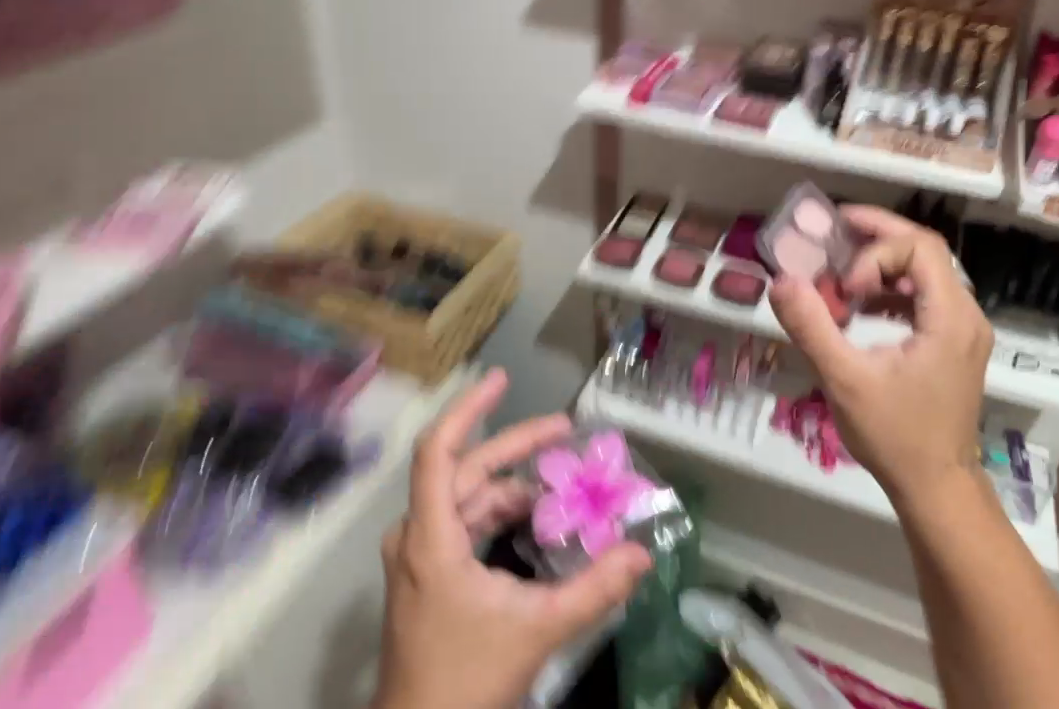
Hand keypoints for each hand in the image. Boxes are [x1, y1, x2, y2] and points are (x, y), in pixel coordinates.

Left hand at [373, 369, 652, 708]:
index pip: (440, 451)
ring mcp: (418, 556)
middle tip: (565, 431)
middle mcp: (417, 535)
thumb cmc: (467, 677)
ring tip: (561, 482)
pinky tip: (534, 519)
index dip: (469, 409)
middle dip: (515, 447)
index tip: (502, 380)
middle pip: (465, 470)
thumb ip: (594, 589)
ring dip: (511, 485)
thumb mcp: (539, 629)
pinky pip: (462, 524)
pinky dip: (498, 513)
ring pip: (465, 499)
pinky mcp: (425, 575)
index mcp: (431, 537)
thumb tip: (641, 554)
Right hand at [768, 205, 992, 503]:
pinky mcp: (953, 344)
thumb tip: (781, 281)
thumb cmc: (894, 435)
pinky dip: (890, 289)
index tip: (843, 286)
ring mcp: (963, 330)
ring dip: (882, 264)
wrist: (935, 485)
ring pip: (926, 272)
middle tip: (833, 228)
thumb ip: (812, 326)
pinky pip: (924, 297)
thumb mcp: (844, 380)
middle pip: (925, 251)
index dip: (875, 253)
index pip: (920, 248)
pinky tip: (859, 305)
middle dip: (878, 236)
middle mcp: (966, 315)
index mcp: (950, 318)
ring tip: (840, 270)